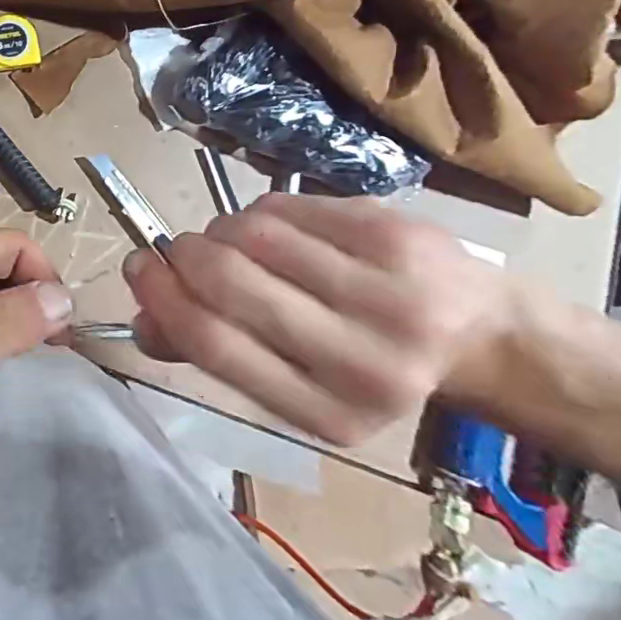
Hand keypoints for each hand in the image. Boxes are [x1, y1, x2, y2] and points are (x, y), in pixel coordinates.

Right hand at [122, 194, 532, 445]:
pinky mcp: (395, 235)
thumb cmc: (366, 364)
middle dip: (184, 255)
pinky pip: (288, 207)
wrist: (480, 336)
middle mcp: (361, 360)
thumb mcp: (292, 382)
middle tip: (176, 250)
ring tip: (231, 242)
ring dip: (221, 231)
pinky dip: (259, 212)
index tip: (139, 270)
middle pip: (231, 282)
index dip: (164, 299)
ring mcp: (386, 292)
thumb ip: (213, 353)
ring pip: (256, 235)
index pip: (217, 344)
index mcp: (327, 412)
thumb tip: (142, 321)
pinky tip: (273, 228)